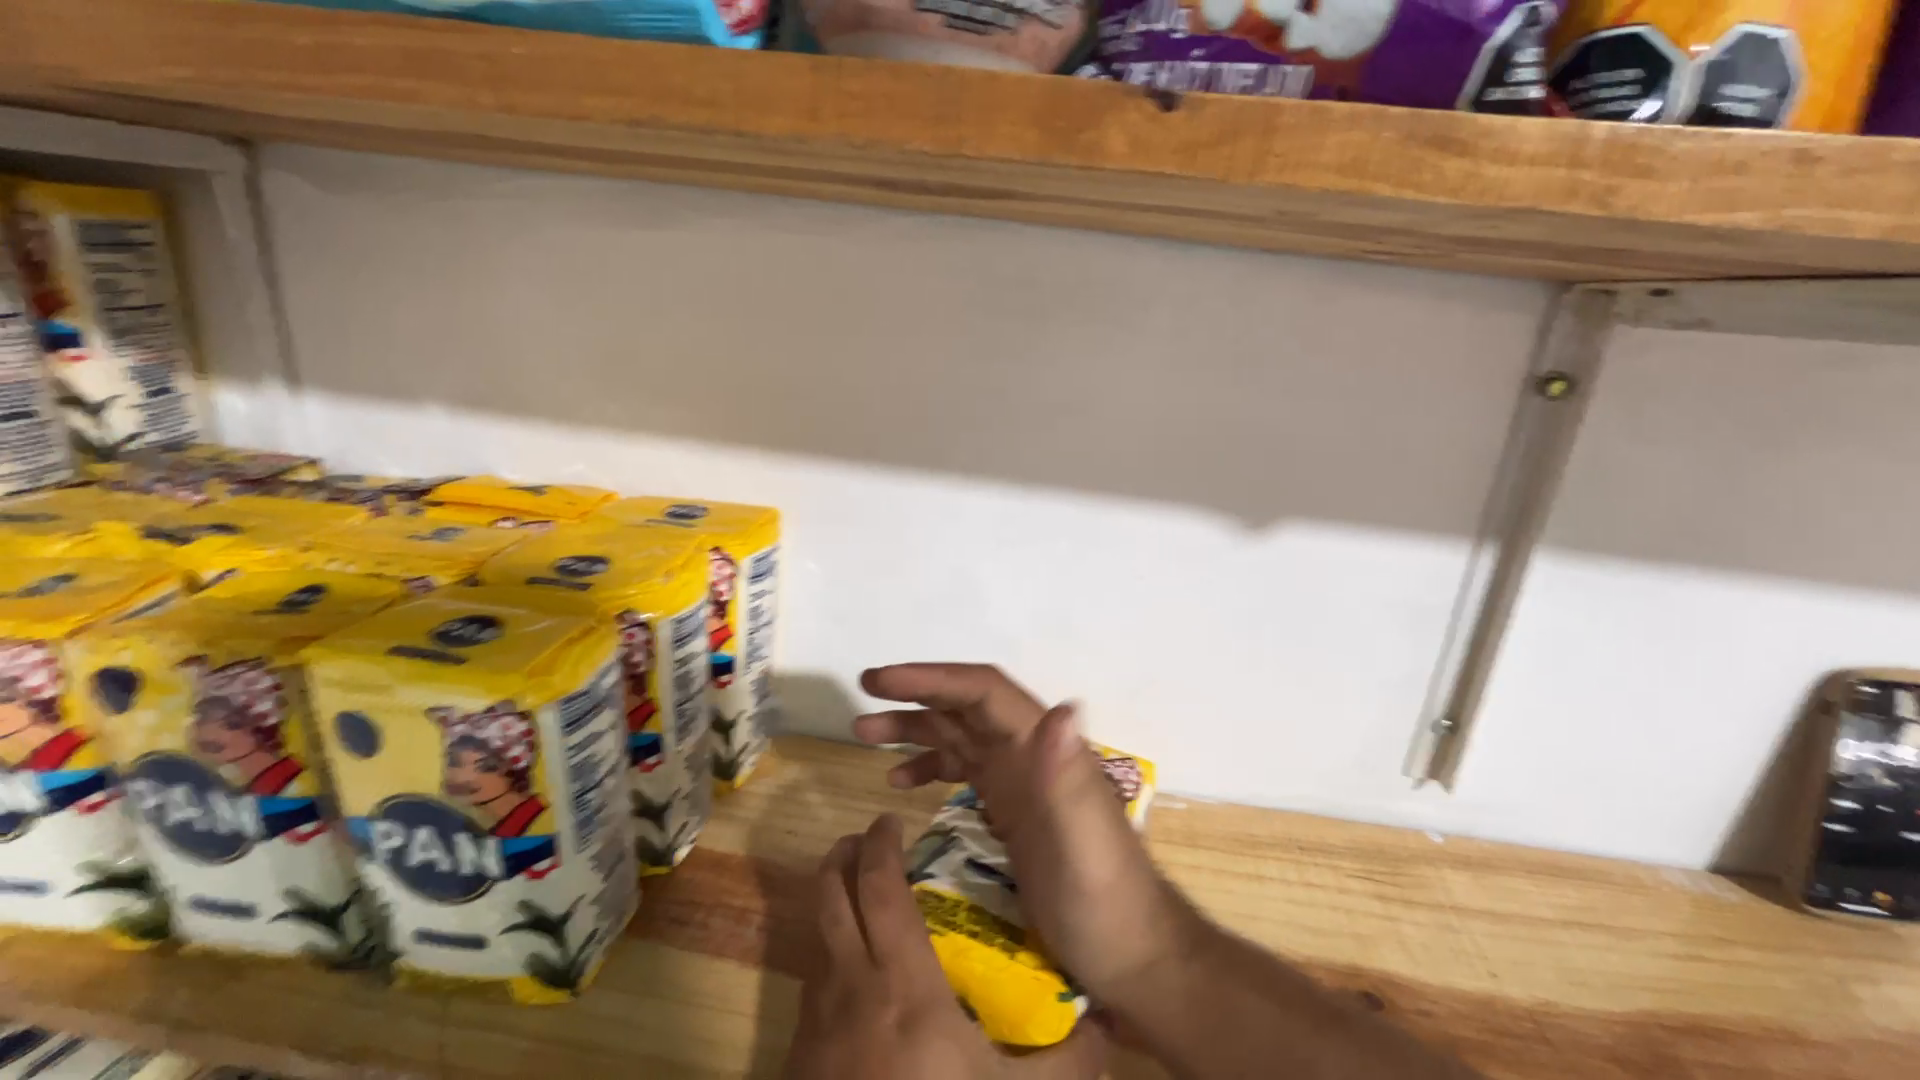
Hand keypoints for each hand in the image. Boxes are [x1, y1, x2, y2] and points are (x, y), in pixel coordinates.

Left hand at [784, 815, 1103, 1079]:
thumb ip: (1067, 1061)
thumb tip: (1108, 1025)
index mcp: (903, 980)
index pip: (882, 888)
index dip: (881, 845)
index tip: (890, 820)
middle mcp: (851, 983)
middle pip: (831, 895)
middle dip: (842, 856)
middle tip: (861, 840)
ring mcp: (818, 1017)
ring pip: (817, 937)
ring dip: (832, 904)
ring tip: (857, 898)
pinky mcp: (800, 1050)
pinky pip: (812, 984)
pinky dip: (828, 959)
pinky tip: (853, 981)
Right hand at [852, 664, 1195, 1012]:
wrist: (1130, 955)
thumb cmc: (1106, 903)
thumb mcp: (1085, 845)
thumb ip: (1067, 779)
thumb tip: (1062, 706)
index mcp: (1044, 751)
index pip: (984, 693)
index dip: (932, 678)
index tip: (880, 680)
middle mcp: (1030, 755)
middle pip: (966, 707)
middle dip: (915, 696)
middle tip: (863, 696)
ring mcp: (1021, 783)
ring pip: (960, 737)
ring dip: (914, 729)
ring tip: (864, 735)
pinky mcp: (1012, 812)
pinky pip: (963, 773)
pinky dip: (930, 767)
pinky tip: (900, 782)